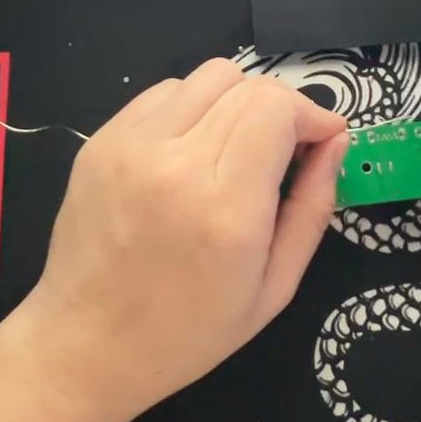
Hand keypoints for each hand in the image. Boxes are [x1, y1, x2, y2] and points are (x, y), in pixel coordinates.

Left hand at [6, 59, 348, 421]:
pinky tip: (191, 150)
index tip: (322, 139)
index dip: (311, 113)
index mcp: (226, 208)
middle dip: (282, 108)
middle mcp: (176, 164)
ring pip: (208, 76)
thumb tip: (335, 141)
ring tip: (235, 147)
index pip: (276, 107)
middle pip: (248, 85)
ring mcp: (130, 146)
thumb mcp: (274, 287)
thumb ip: (313, 207)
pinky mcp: (101, 140)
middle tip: (285, 148)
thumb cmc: (189, 331)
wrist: (85, 345)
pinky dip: (193, 107)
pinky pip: (165, 91)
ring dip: (238, 101)